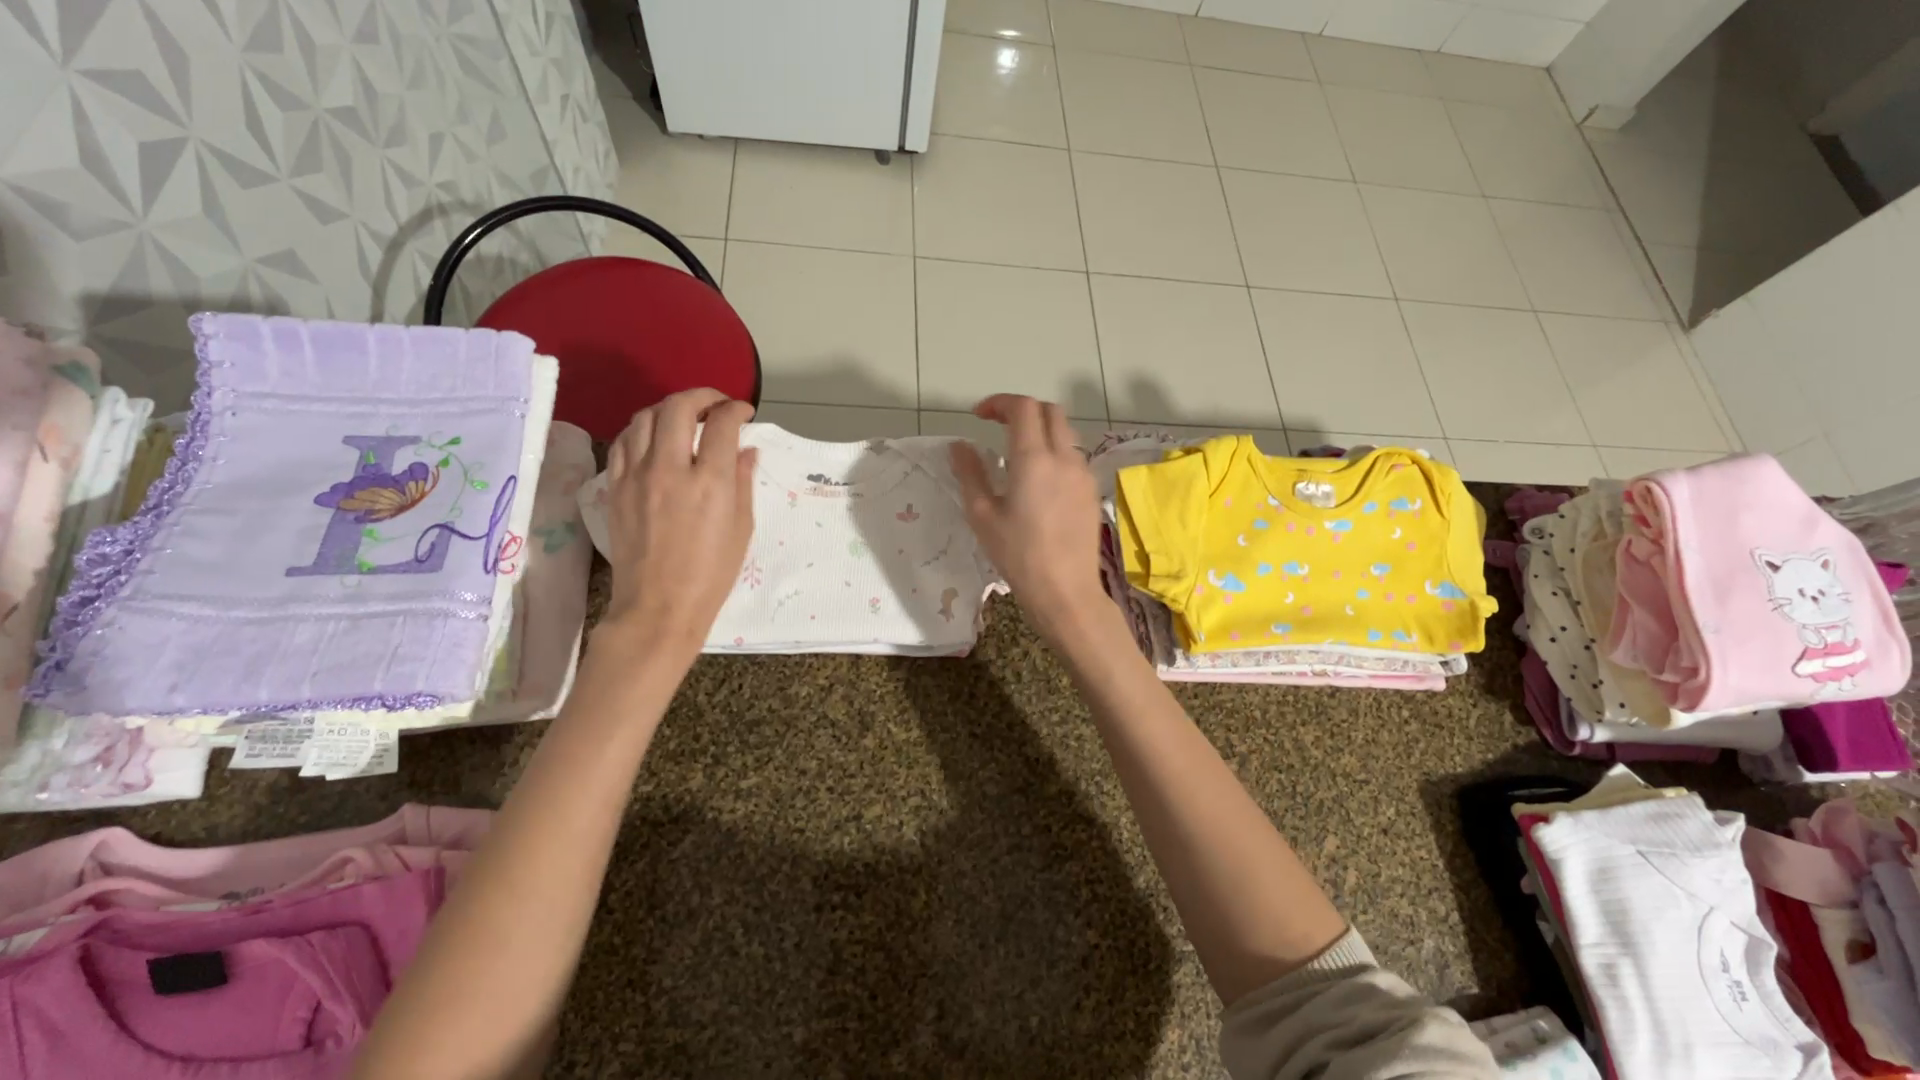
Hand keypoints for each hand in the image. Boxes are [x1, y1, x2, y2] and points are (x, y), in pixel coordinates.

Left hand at [598, 388, 756, 663]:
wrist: (658, 606)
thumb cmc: (710, 574)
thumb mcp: (741, 528)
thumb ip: (742, 481)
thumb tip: (744, 449)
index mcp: (710, 482)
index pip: (722, 423)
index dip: (736, 409)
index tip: (744, 413)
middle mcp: (670, 469)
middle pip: (679, 407)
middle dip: (702, 397)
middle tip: (716, 407)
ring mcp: (637, 476)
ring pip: (645, 417)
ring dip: (669, 409)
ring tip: (683, 418)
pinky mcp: (615, 487)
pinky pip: (623, 442)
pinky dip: (642, 430)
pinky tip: (653, 439)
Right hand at [950, 395, 1110, 642]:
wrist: (1065, 590)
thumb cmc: (1018, 555)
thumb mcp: (982, 515)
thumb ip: (970, 474)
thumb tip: (959, 446)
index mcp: (1033, 459)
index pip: (1022, 407)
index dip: (999, 403)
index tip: (979, 416)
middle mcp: (1064, 457)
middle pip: (1050, 410)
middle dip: (1022, 410)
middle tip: (998, 426)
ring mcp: (1083, 473)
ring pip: (1066, 432)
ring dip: (1041, 429)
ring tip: (1018, 452)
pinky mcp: (1092, 491)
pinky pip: (1074, 456)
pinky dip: (1056, 451)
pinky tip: (1040, 479)